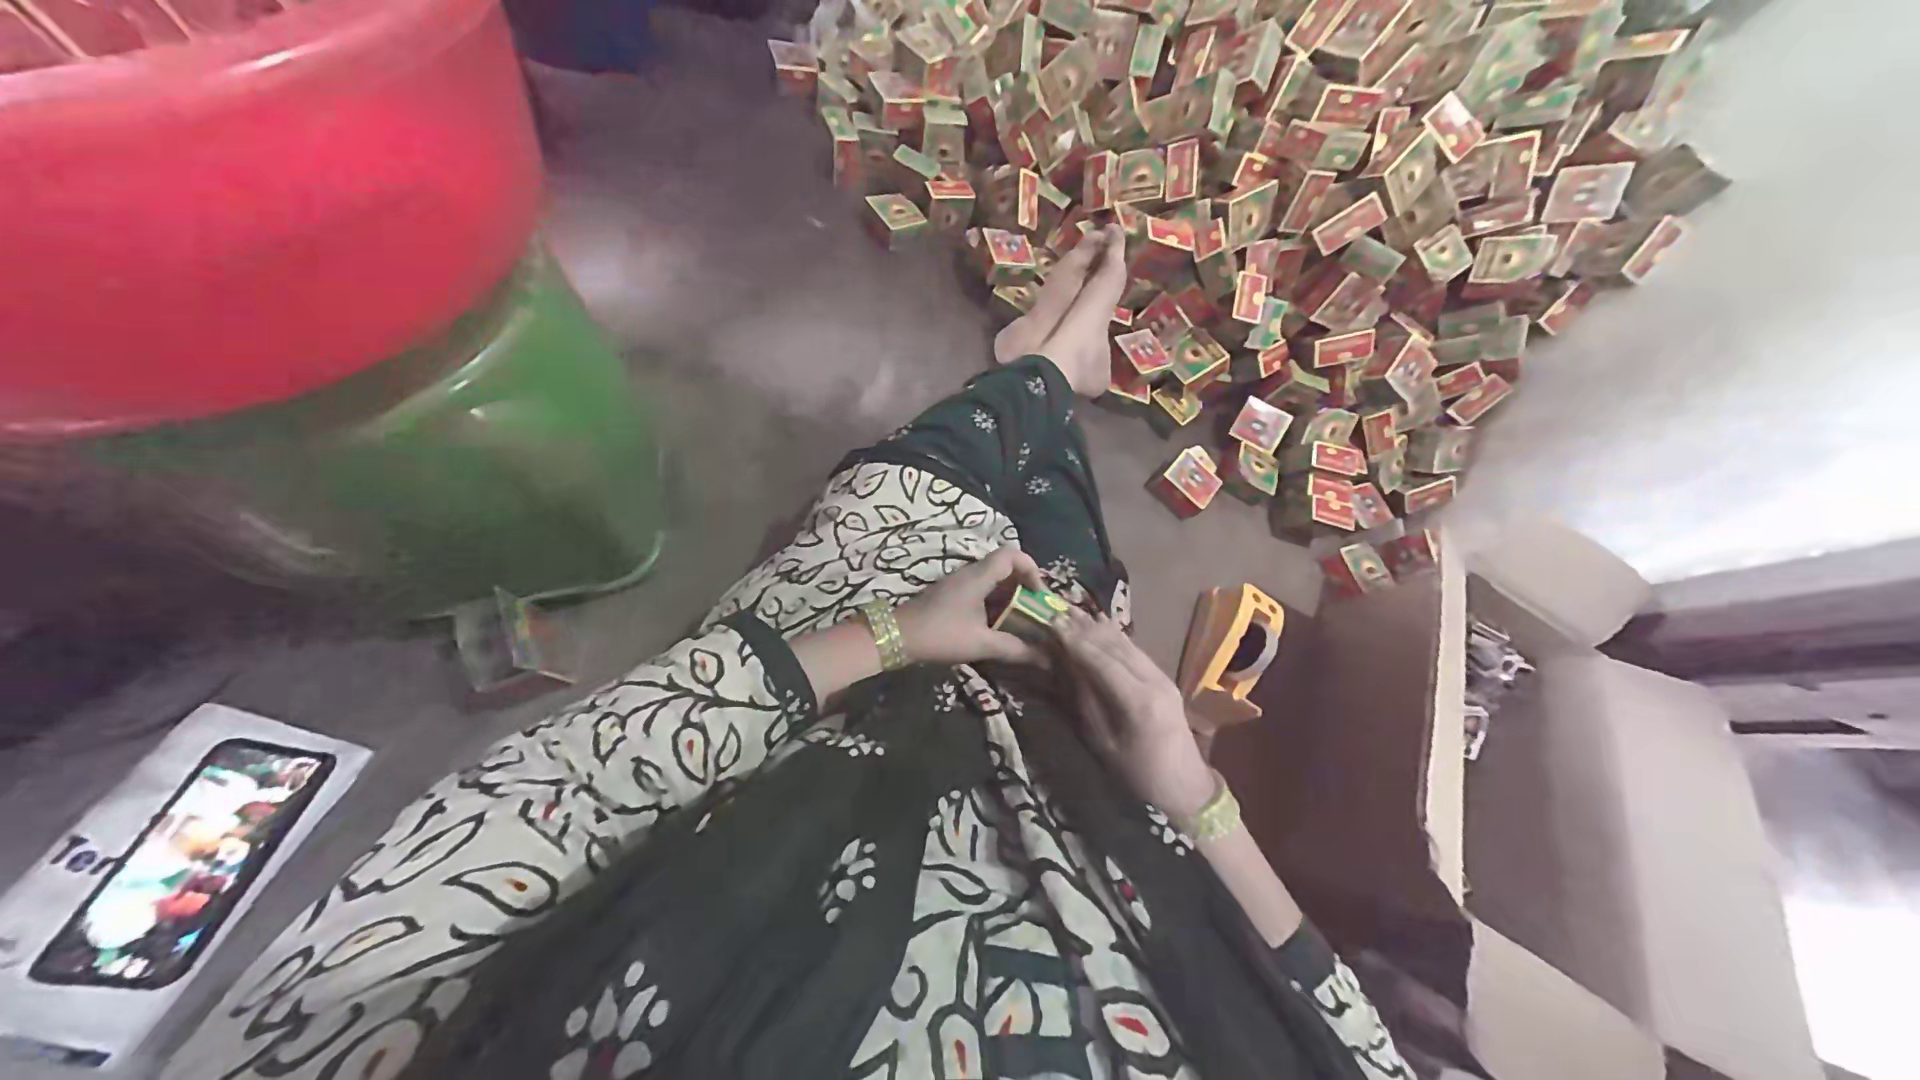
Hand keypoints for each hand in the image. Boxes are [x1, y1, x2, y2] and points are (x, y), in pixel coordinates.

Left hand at [894, 545, 1048, 666]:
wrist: (897, 637)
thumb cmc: (941, 634)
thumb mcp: (981, 644)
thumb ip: (1014, 648)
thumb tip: (1043, 658)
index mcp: (979, 576)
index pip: (1012, 554)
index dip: (1031, 568)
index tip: (1038, 594)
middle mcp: (970, 574)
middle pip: (1004, 566)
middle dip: (1023, 585)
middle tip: (1034, 609)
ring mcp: (958, 584)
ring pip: (992, 580)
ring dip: (1009, 596)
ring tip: (1020, 621)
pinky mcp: (951, 596)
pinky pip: (980, 591)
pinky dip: (994, 603)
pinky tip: (997, 626)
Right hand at [1055, 608, 1215, 817]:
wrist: (1185, 789)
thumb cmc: (1138, 775)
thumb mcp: (1104, 742)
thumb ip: (1086, 700)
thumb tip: (1067, 665)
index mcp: (1139, 702)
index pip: (1102, 661)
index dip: (1076, 642)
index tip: (1053, 624)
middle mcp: (1155, 682)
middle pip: (1116, 647)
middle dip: (1085, 629)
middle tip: (1057, 612)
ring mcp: (1164, 678)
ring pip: (1127, 644)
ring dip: (1099, 628)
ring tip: (1074, 612)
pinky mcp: (1165, 679)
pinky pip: (1136, 652)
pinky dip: (1116, 636)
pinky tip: (1101, 624)